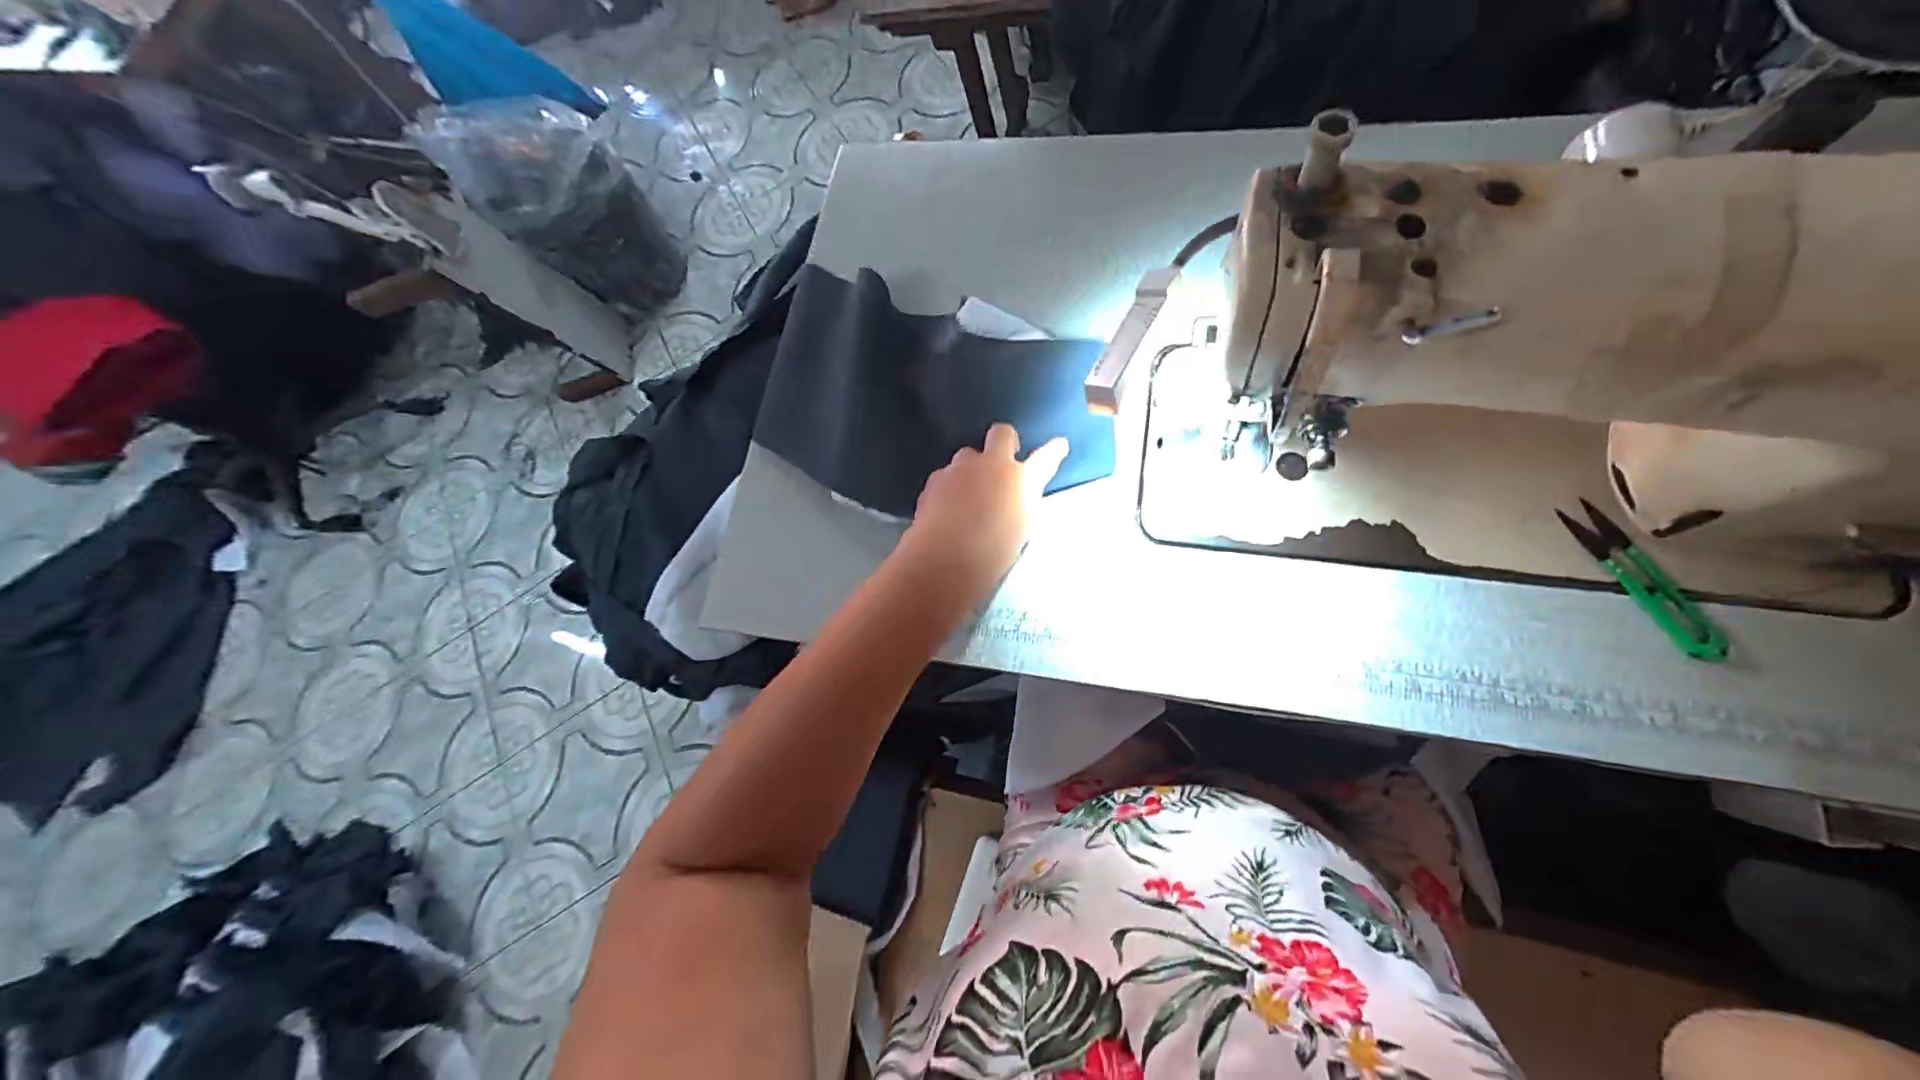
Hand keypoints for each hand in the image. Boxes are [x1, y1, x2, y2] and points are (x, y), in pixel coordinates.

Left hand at [894, 423, 1067, 606]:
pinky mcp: (935, 479)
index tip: (1059, 445)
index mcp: (1022, 481)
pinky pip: (946, 475)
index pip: (1045, 458)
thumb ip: (1020, 506)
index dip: (1053, 451)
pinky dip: (949, 487)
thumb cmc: (992, 553)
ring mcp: (961, 468)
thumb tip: (1015, 498)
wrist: (944, 558)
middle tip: (1002, 460)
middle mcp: (992, 466)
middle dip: (1005, 441)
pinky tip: (945, 508)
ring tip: (967, 495)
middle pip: (1002, 434)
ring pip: (968, 455)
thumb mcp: (1019, 530)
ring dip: (971, 469)